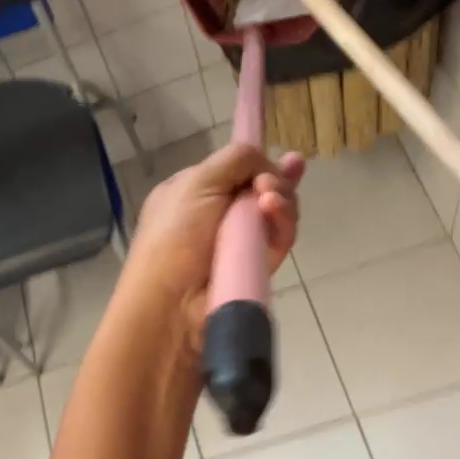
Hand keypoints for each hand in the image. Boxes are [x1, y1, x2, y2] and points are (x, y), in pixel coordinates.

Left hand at [126, 143, 303, 350]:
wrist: (174, 301)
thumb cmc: (175, 235)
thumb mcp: (197, 182)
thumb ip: (237, 160)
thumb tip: (269, 163)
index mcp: (194, 192)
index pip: (235, 170)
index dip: (258, 163)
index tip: (285, 157)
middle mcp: (217, 215)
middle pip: (262, 188)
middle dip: (273, 178)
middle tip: (267, 184)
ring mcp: (240, 241)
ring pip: (276, 212)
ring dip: (280, 199)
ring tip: (270, 199)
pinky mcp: (259, 264)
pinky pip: (281, 237)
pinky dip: (282, 222)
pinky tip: (274, 211)